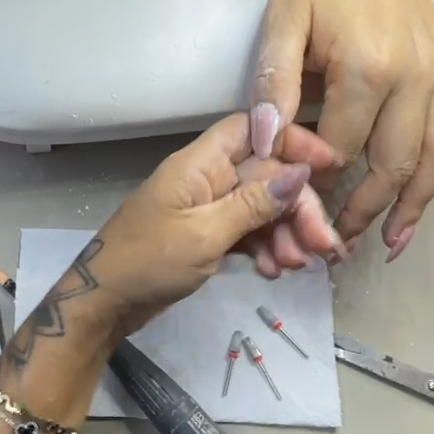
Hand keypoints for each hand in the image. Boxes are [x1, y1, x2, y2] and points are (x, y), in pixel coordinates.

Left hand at [87, 113, 340, 338]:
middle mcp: (204, 179)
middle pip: (264, 176)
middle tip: (322, 245)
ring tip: (297, 265)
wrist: (106, 303)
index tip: (328, 166)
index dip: (291, 140)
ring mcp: (204, 208)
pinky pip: (245, 232)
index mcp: (198, 164)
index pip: (251, 130)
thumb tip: (300, 172)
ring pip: (259, 207)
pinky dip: (263, 248)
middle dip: (297, 207)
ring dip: (284, 233)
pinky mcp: (205, 236)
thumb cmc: (148, 261)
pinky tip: (273, 271)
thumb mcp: (205, 234)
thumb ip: (254, 203)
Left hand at [250, 0, 433, 260]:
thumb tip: (264, 143)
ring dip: (416, 204)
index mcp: (367, 73)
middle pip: (395, 165)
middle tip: (344, 244)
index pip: (342, 151)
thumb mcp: (281, 25)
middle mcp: (414, 81)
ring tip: (396, 242)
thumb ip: (273, 86)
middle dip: (370, 211)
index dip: (318, 185)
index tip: (299, 209)